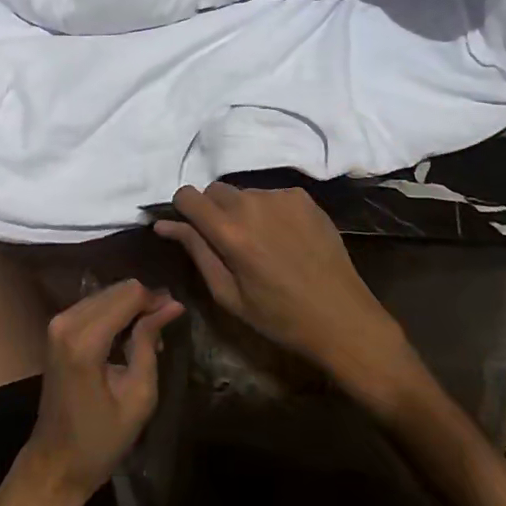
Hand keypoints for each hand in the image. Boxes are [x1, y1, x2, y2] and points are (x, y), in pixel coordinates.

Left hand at [21, 279, 184, 505]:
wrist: (54, 465)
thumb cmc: (100, 440)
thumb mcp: (138, 397)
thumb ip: (150, 343)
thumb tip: (173, 305)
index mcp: (85, 341)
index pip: (129, 295)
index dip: (156, 300)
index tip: (175, 315)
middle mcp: (67, 323)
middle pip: (118, 289)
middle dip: (145, 302)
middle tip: (165, 325)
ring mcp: (58, 323)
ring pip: (107, 293)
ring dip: (131, 307)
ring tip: (149, 334)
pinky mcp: (57, 328)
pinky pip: (94, 304)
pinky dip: (115, 312)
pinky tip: (128, 335)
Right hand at [153, 185, 411, 391]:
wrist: (341, 316)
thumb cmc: (278, 316)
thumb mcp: (228, 294)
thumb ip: (196, 251)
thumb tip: (165, 224)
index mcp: (230, 231)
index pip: (188, 196)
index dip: (184, 209)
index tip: (191, 227)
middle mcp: (252, 203)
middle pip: (215, 190)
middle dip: (214, 210)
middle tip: (229, 243)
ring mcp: (280, 196)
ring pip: (245, 193)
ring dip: (243, 210)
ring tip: (262, 244)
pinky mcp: (303, 196)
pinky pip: (272, 196)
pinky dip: (270, 211)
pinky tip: (285, 238)